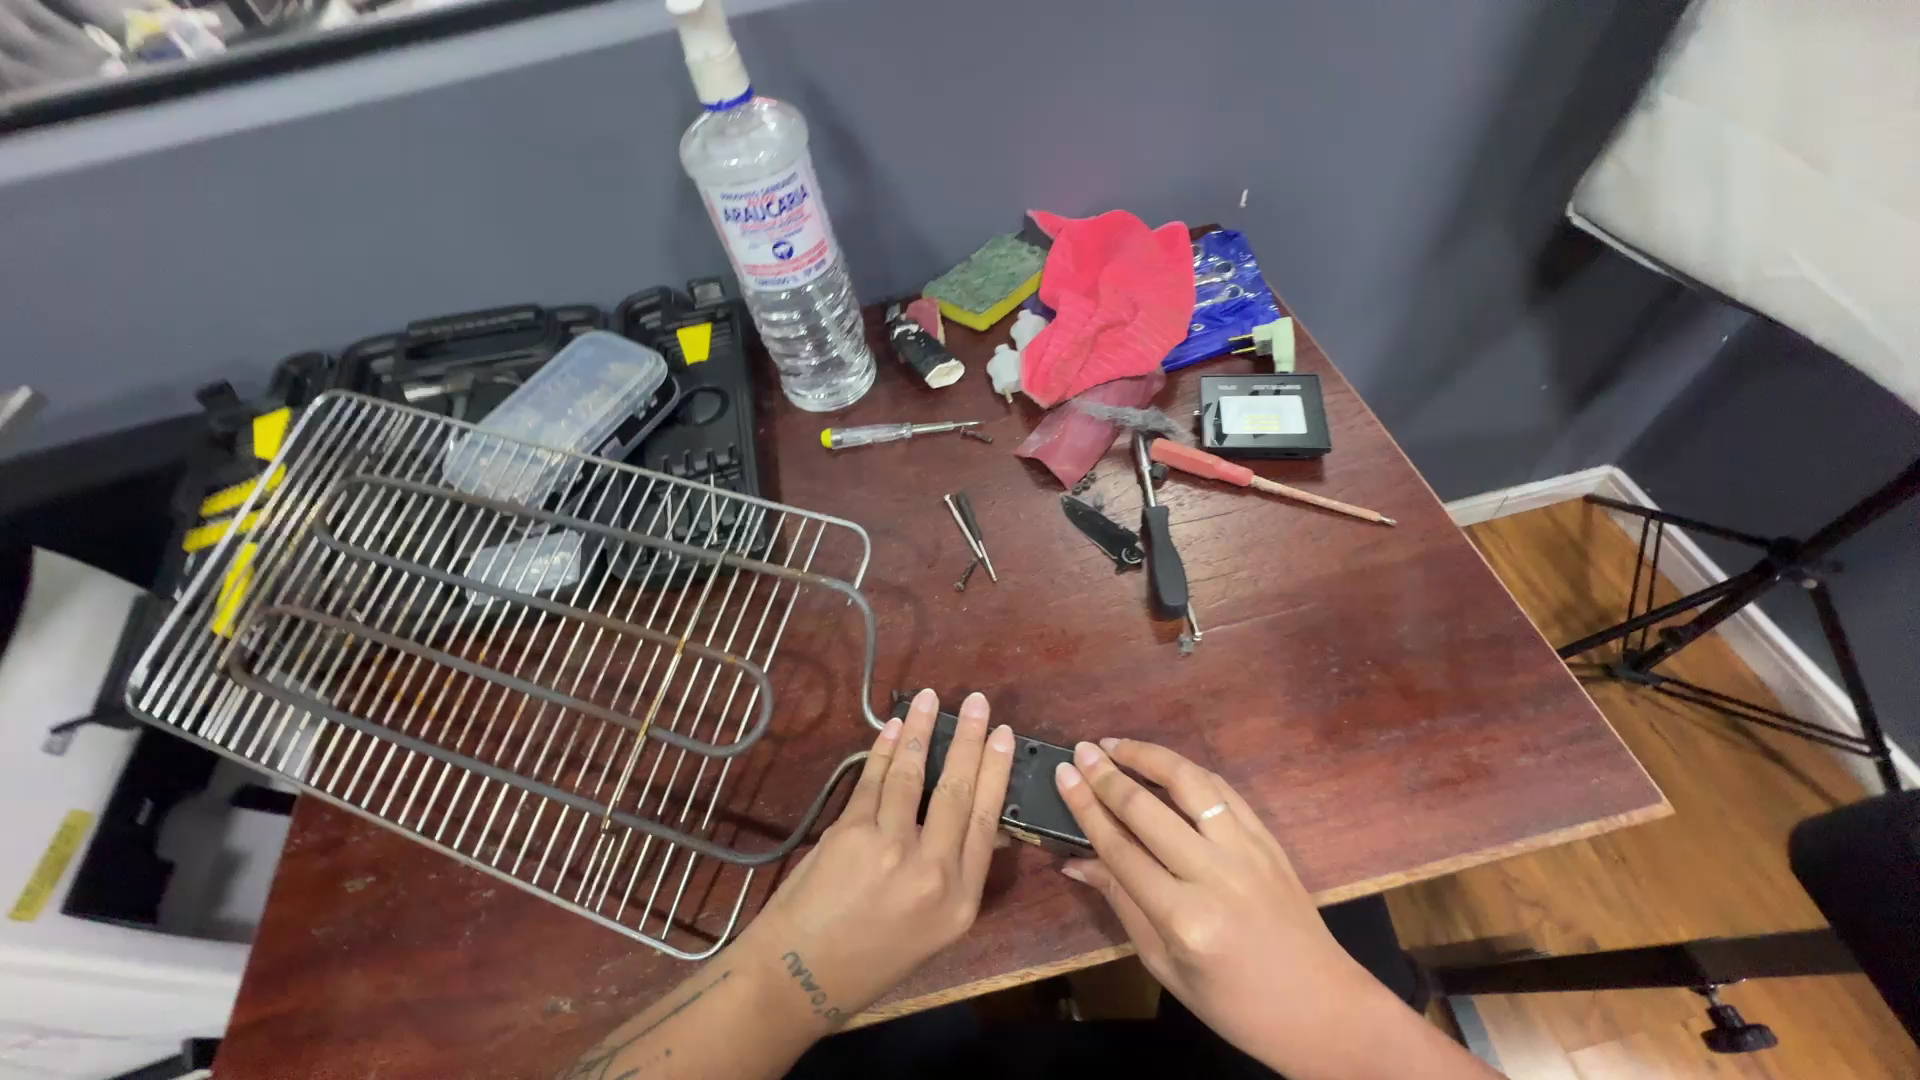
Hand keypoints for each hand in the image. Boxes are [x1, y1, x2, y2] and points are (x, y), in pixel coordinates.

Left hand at [733, 689, 1014, 1025]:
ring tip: (932, 699)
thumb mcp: (934, 930)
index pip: (986, 819)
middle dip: (970, 739)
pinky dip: (885, 749)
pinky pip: (874, 779)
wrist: (800, 976)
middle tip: (980, 703)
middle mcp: (932, 870)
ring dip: (924, 730)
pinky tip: (896, 726)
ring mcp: (888, 847)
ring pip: (913, 775)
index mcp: (960, 900)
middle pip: (957, 790)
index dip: (996, 771)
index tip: (1004, 735)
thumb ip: (957, 873)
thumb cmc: (872, 959)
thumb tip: (981, 822)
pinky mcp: (850, 831)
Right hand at [1055, 738, 1487, 1079]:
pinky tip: (1166, 765)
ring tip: (1117, 744)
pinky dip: (1190, 771)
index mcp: (1183, 918)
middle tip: (1080, 750)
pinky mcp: (1268, 840)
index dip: (1086, 806)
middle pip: (1148, 809)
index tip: (1063, 774)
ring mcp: (1246, 852)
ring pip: (1191, 784)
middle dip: (1108, 774)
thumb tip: (1075, 862)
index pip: (1120, 847)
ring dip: (1150, 756)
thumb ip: (1121, 903)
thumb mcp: (1165, 965)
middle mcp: (1214, 875)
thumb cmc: (1234, 1003)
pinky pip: (1224, 791)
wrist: (1323, 1009)